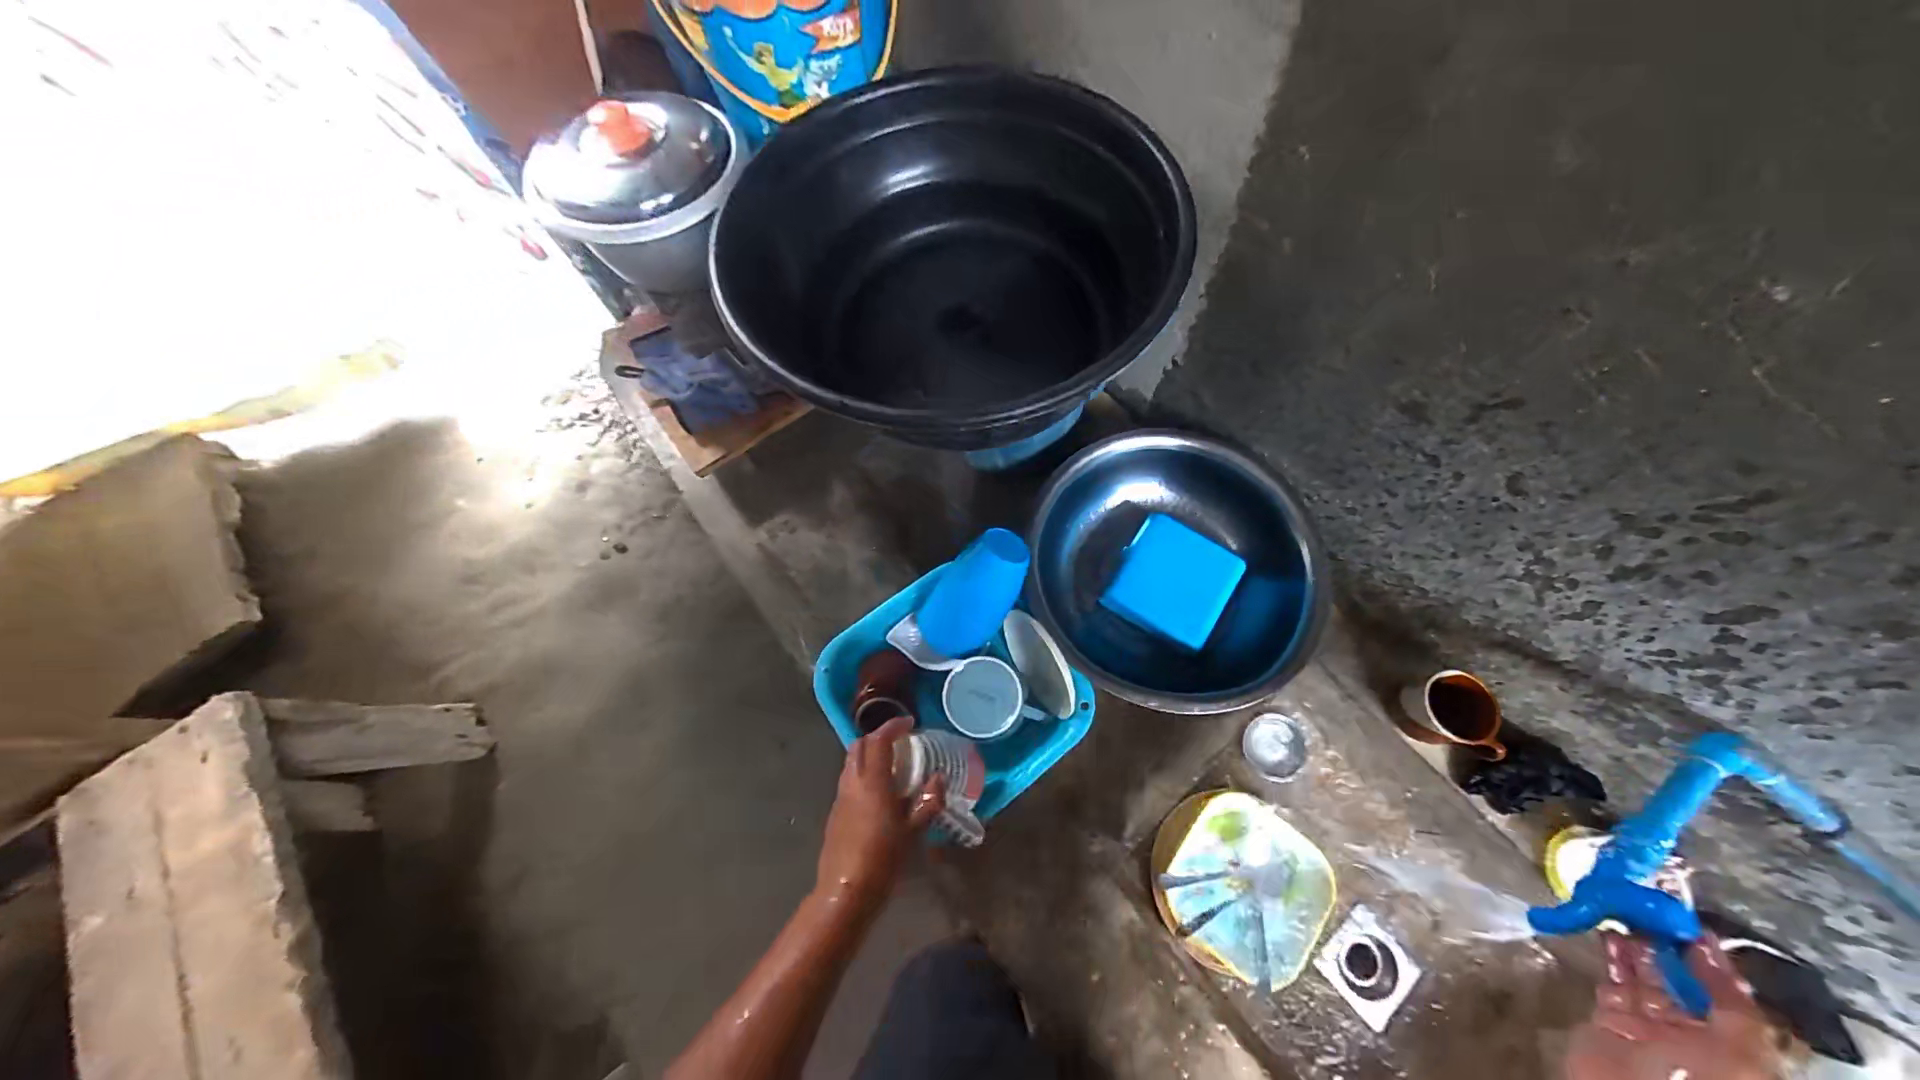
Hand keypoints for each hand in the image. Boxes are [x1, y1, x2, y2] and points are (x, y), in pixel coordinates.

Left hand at [815, 717, 944, 910]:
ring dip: (869, 755)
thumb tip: (938, 778)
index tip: (910, 723)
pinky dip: (864, 774)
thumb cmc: (883, 859)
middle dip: (879, 737)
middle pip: (860, 745)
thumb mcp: (914, 831)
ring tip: (893, 766)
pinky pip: (849, 780)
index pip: (879, 740)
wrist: (846, 891)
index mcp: (872, 782)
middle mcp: (852, 783)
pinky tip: (880, 793)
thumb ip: (928, 802)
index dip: (893, 726)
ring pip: (851, 762)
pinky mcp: (835, 813)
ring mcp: (840, 798)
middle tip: (901, 742)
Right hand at [1565, 932, 1780, 1079]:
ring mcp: (1649, 1025)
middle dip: (1668, 947)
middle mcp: (1694, 1032)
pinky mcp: (1610, 1018)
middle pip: (1682, 981)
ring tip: (1624, 915)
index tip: (1690, 924)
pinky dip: (1611, 957)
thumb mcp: (1739, 1054)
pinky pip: (1613, 981)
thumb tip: (1708, 945)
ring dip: (1636, 946)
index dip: (1712, 960)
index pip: (1726, 994)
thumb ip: (1731, 1004)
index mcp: (1734, 1044)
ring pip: (1646, 976)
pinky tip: (1607, 935)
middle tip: (1649, 910)